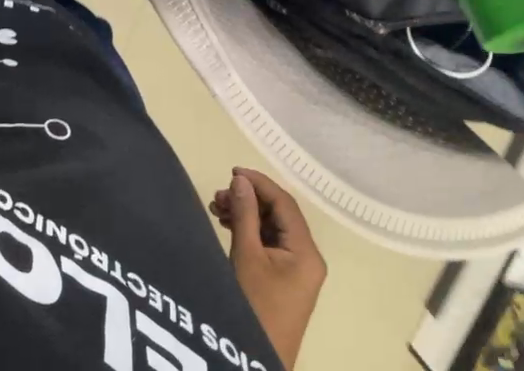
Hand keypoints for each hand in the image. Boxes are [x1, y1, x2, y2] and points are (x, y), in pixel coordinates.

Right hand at [210, 167, 326, 369]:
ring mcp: (297, 269)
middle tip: (217, 195)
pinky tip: (226, 225)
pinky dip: (249, 230)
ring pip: (272, 228)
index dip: (259, 183)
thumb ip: (244, 214)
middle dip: (249, 199)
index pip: (285, 204)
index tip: (231, 172)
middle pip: (280, 214)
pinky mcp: (284, 279)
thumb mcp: (246, 255)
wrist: (258, 358)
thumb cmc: (255, 304)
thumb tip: (240, 180)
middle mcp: (307, 257)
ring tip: (216, 208)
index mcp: (306, 251)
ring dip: (246, 214)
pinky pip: (269, 243)